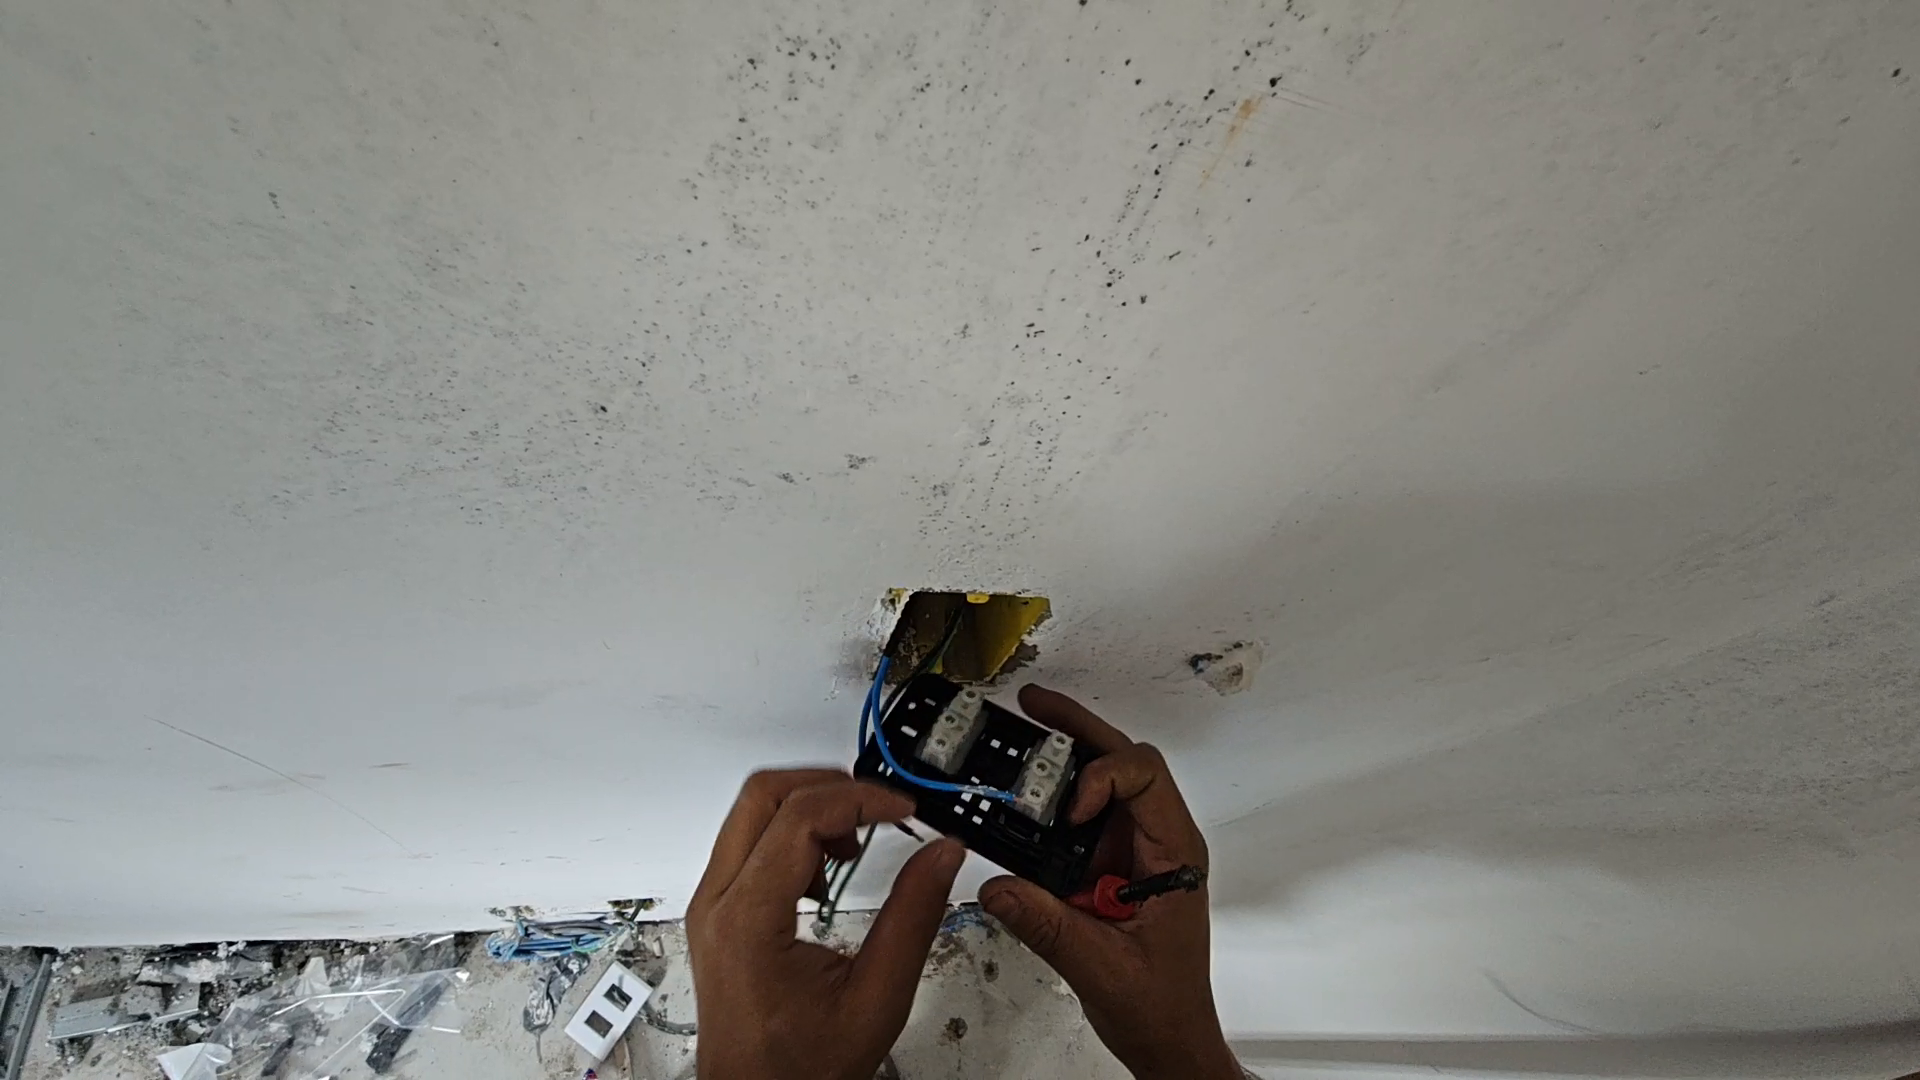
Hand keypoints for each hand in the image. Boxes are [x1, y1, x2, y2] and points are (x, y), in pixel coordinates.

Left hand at [687, 769, 965, 1079]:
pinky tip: (830, 864)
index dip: (859, 798)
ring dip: (812, 804)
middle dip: (828, 784)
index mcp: (748, 921)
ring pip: (755, 807)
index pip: (798, 817)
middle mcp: (718, 901)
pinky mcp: (721, 903)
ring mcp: (713, 900)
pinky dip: (796, 827)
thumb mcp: (877, 998)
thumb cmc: (801, 1068)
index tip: (902, 808)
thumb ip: (914, 916)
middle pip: (763, 793)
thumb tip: (941, 854)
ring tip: (856, 838)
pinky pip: (754, 834)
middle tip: (877, 805)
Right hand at [978, 687, 1239, 1079]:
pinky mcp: (1112, 854)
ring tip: (1026, 722)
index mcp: (1173, 852)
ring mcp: (1135, 842)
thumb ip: (1047, 925)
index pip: (1147, 778)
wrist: (1170, 1038)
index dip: (1103, 779)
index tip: (1069, 812)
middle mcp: (1158, 835)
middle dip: (1079, 727)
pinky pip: (1087, 803)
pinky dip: (1056, 782)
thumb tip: (996, 885)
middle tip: (1033, 705)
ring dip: (1068, 744)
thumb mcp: (1101, 969)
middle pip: (1125, 758)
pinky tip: (1028, 774)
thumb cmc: (1160, 1008)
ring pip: (1108, 771)